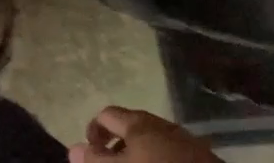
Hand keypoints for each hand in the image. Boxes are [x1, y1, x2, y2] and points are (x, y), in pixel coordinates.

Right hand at [71, 107, 219, 162]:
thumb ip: (97, 159)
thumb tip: (72, 148)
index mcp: (137, 122)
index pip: (106, 114)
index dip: (94, 131)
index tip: (90, 153)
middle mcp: (159, 123)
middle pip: (130, 125)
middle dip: (116, 143)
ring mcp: (183, 138)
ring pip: (152, 139)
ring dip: (138, 152)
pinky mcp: (201, 156)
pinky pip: (170, 151)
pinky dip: (159, 158)